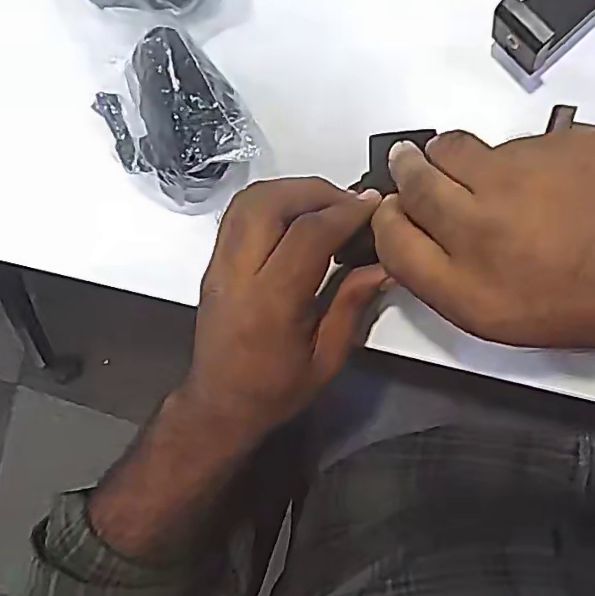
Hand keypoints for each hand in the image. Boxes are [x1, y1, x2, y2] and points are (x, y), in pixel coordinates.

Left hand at [177, 177, 388, 448]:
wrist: (219, 405)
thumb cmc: (272, 391)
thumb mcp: (326, 358)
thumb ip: (352, 305)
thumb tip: (382, 266)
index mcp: (270, 305)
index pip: (307, 235)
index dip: (345, 212)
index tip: (371, 206)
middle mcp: (237, 277)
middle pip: (270, 203)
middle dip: (316, 191)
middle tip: (348, 203)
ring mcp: (218, 267)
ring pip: (248, 200)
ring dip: (290, 190)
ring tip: (324, 205)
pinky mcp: (212, 264)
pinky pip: (237, 213)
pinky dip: (270, 201)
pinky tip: (296, 215)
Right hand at [371, 126, 594, 356]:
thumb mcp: (517, 318)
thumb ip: (460, 278)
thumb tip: (431, 236)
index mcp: (471, 291)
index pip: (393, 242)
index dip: (385, 220)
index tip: (390, 208)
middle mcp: (481, 233)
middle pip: (413, 185)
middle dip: (406, 170)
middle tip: (408, 162)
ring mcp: (518, 180)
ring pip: (455, 149)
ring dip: (450, 152)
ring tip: (464, 159)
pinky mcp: (554, 142)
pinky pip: (513, 142)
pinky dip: (512, 152)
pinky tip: (540, 171)